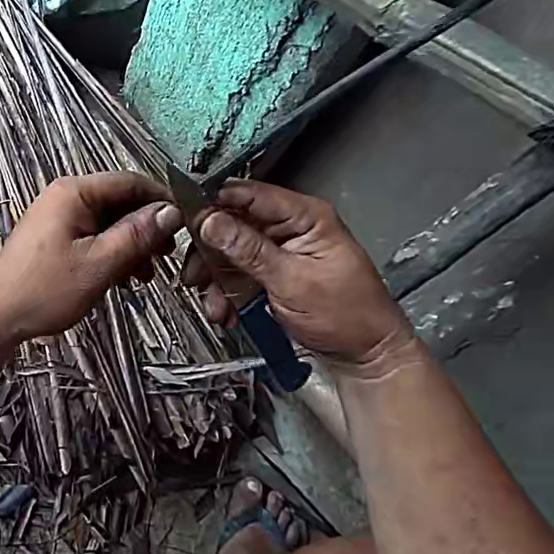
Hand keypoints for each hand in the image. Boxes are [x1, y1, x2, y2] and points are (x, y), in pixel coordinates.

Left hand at [0, 172, 182, 341]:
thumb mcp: (99, 264)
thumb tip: (172, 212)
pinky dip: (113, 254)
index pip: (130, 182)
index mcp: (74, 192)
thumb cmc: (44, 289)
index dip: (161, 201)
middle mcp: (66, 197)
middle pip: (121, 202)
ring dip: (132, 246)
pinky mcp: (57, 238)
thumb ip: (137, 236)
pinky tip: (125, 278)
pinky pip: (95, 236)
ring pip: (110, 222)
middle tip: (167, 256)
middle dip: (147, 229)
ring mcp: (60, 217)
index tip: (185, 225)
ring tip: (146, 276)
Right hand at [183, 180, 415, 376]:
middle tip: (195, 272)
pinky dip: (228, 293)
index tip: (187, 217)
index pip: (251, 194)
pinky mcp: (273, 275)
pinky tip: (226, 311)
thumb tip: (211, 220)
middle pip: (234, 224)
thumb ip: (247, 249)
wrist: (366, 359)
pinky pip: (239, 275)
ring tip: (213, 302)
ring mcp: (280, 252)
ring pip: (231, 253)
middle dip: (211, 251)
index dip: (216, 202)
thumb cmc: (348, 316)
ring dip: (217, 279)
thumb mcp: (291, 280)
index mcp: (305, 216)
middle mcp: (290, 229)